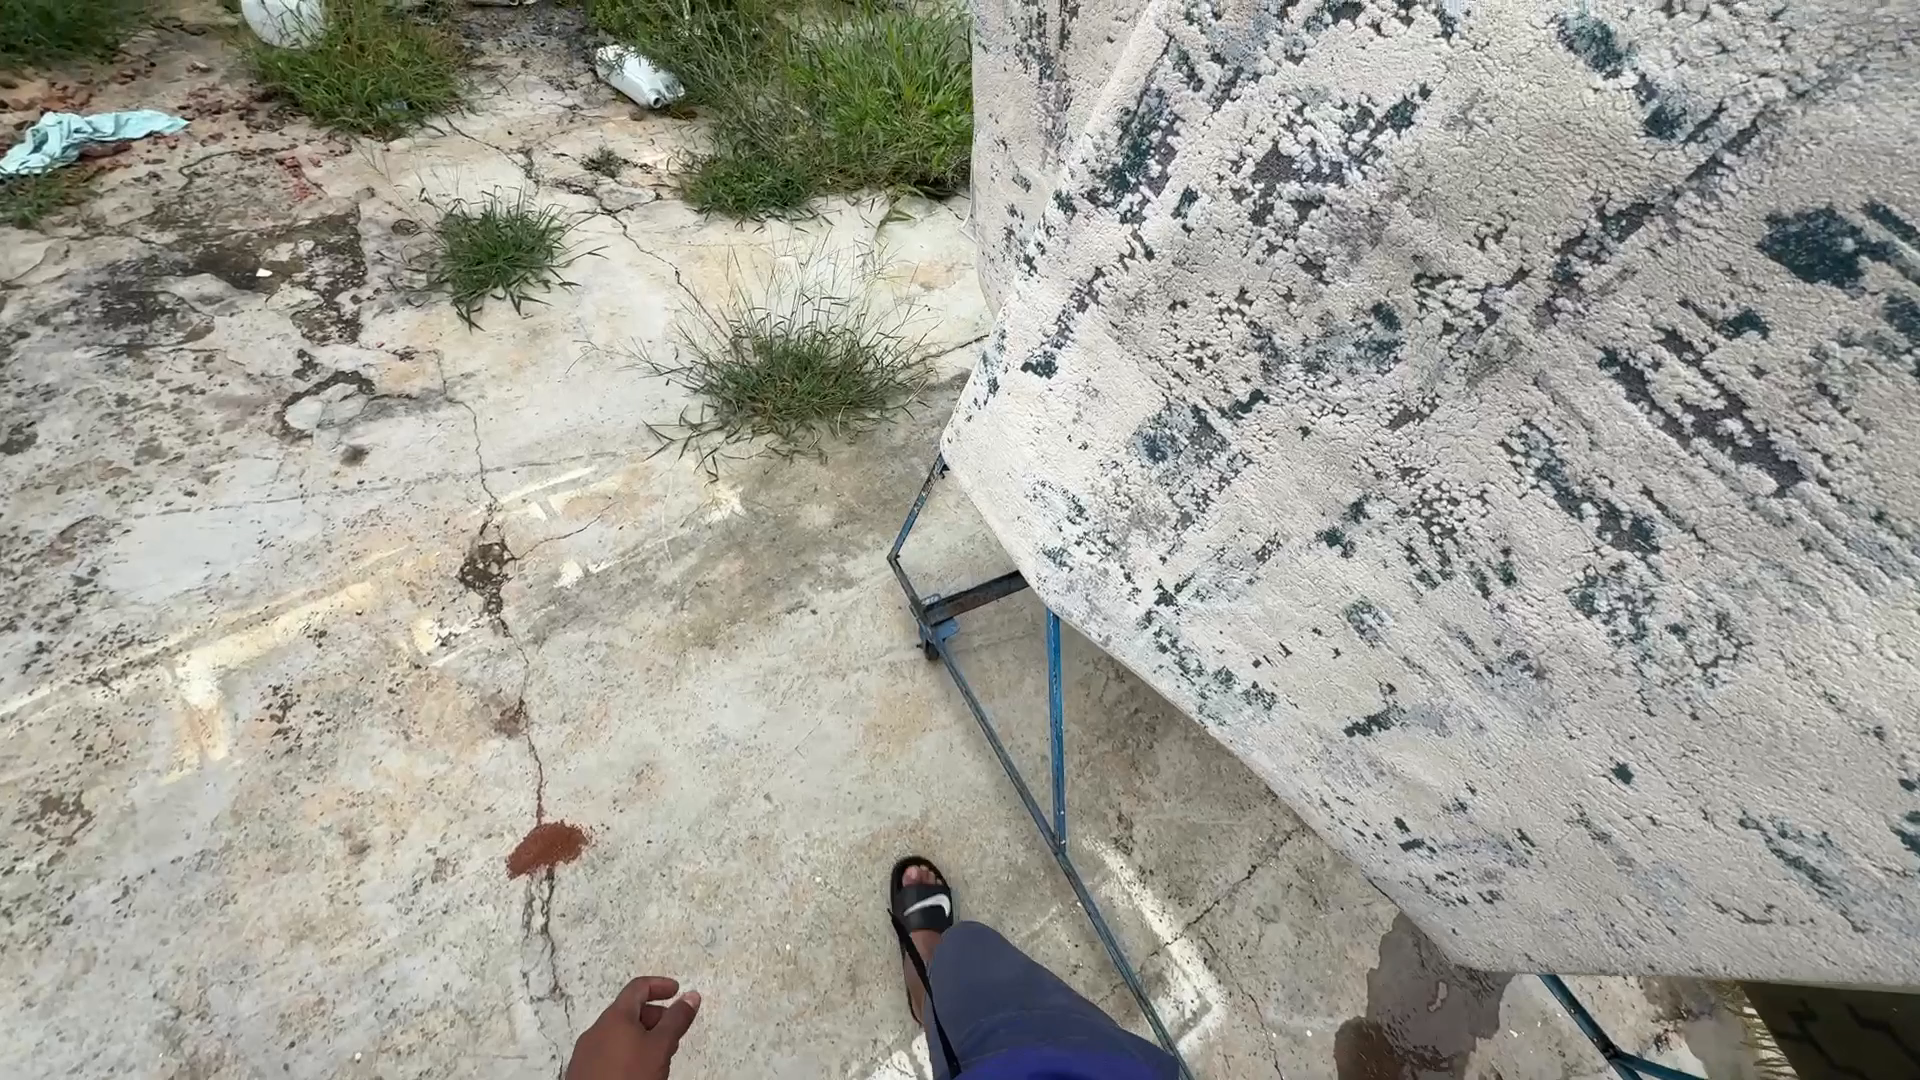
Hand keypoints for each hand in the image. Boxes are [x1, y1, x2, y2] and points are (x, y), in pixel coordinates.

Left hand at [565, 976, 701, 1079]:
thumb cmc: (630, 1076)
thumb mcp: (661, 1047)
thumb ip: (677, 1019)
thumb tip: (692, 995)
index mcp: (614, 1017)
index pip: (638, 987)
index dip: (660, 985)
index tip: (678, 992)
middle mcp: (596, 1031)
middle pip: (628, 1011)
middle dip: (654, 1016)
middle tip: (672, 1033)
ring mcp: (585, 1054)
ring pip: (618, 1034)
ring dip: (642, 1036)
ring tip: (658, 1057)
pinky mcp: (581, 1075)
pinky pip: (608, 1053)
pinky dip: (626, 1052)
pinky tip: (637, 1072)